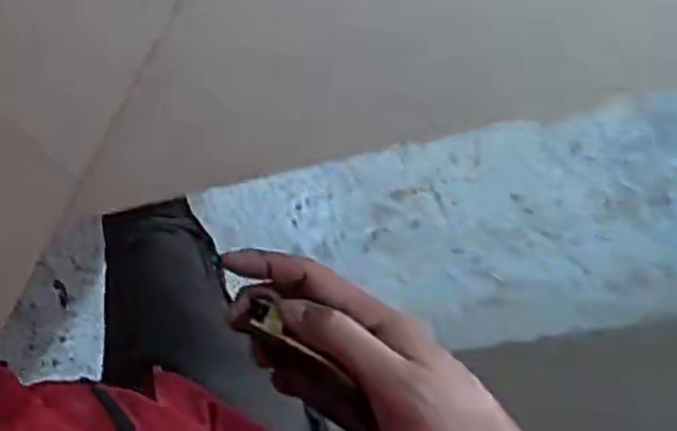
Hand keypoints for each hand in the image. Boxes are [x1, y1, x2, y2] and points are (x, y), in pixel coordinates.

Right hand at [224, 250, 518, 430]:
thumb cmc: (452, 429)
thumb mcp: (398, 379)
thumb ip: (339, 333)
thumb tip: (283, 304)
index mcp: (381, 322)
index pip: (310, 275)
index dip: (265, 262)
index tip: (224, 264)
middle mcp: (371, 339)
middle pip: (302, 307)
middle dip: (264, 310)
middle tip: (237, 328)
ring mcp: (371, 372)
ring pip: (305, 343)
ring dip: (276, 346)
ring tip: (265, 365)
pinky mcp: (369, 403)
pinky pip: (319, 377)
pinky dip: (295, 375)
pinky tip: (287, 385)